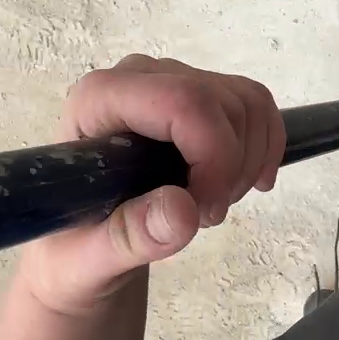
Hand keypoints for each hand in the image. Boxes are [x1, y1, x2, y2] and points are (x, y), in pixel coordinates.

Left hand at [18, 56, 283, 315]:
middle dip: (231, 167)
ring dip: (249, 161)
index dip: (214, 155)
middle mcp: (139, 76)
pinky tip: (250, 181)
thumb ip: (128, 237)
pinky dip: (265, 145)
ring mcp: (174, 80)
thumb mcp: (86, 262)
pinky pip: (256, 103)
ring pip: (247, 102)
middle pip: (222, 103)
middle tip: (204, 218)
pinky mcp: (202, 91)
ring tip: (213, 204)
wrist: (84, 244)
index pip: (185, 102)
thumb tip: (184, 209)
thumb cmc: (72, 252)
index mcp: (98, 100)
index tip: (206, 213)